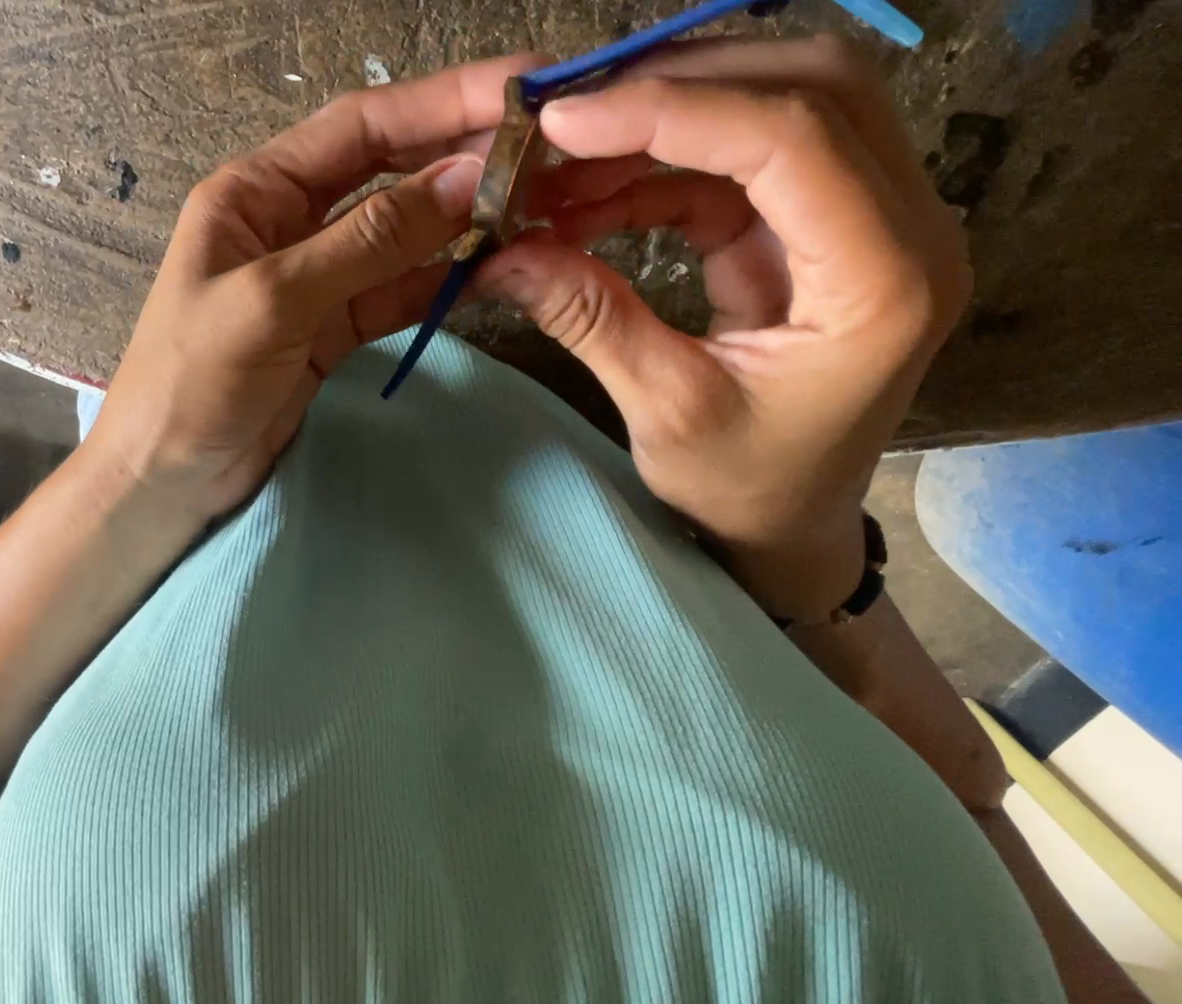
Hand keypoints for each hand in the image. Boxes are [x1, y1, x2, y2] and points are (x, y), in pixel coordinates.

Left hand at [84, 57, 553, 520]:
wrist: (163, 478)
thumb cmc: (190, 382)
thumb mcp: (273, 300)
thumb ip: (368, 241)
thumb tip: (467, 178)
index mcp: (253, 193)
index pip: (360, 127)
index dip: (443, 101)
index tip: (524, 89)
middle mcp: (286, 224)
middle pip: (387, 172)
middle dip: (461, 158)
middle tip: (550, 151)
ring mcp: (313, 280)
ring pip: (400, 236)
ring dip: (462, 223)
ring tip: (540, 207)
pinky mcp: (330, 332)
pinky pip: (396, 292)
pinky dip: (441, 282)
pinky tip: (493, 267)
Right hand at [477, 36, 970, 619]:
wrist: (784, 519)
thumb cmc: (741, 484)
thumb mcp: (663, 409)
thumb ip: (592, 319)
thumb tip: (500, 255)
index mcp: (883, 279)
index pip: (792, 139)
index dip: (673, 112)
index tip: (564, 123)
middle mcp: (899, 224)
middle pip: (805, 88)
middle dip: (674, 88)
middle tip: (563, 119)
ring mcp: (861, 218)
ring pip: (776, 108)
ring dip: (663, 121)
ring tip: (563, 162)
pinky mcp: (811, 229)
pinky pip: (738, 163)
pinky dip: (659, 168)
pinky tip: (590, 197)